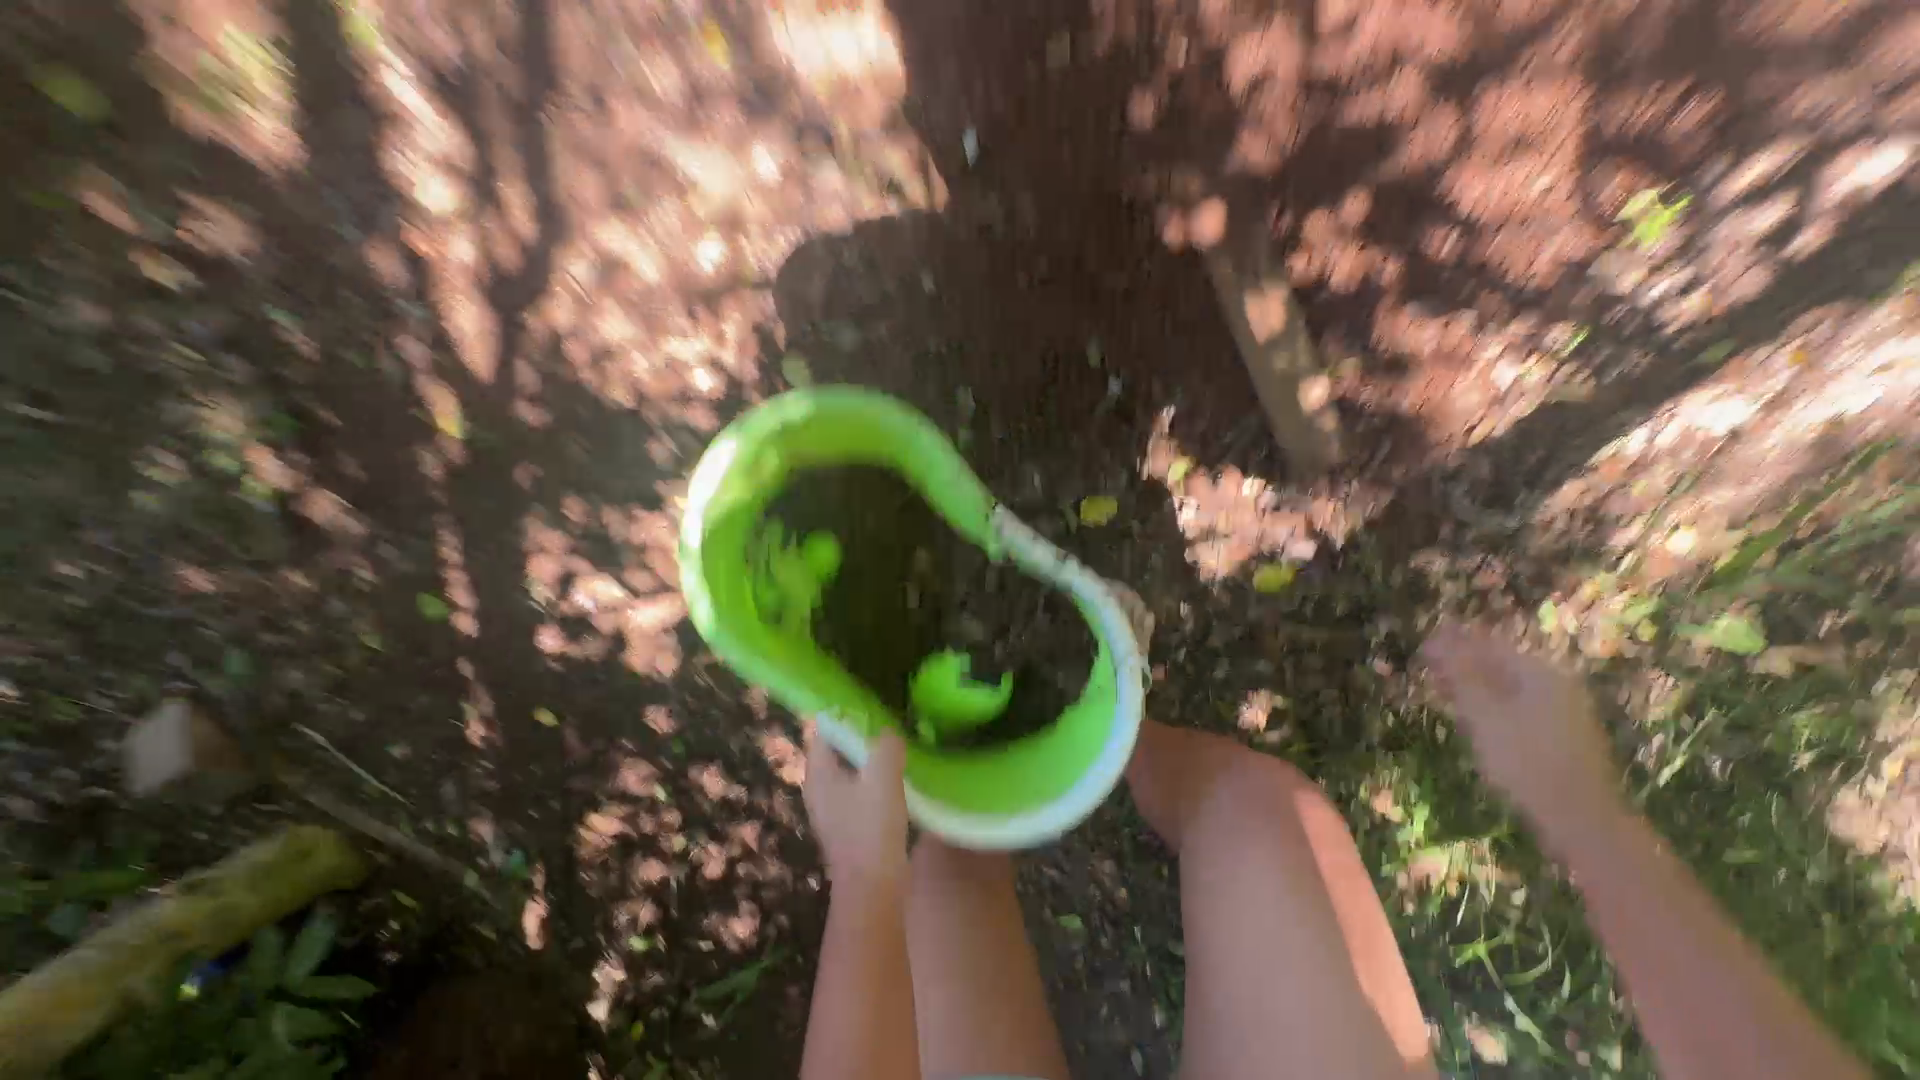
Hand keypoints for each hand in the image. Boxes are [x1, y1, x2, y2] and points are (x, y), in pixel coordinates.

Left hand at [803, 725, 909, 891]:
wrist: (872, 889)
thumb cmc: (872, 829)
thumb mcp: (883, 778)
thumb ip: (885, 747)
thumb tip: (888, 734)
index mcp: (818, 774)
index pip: (825, 730)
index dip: (848, 716)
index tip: (877, 711)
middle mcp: (817, 790)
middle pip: (838, 751)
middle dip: (863, 739)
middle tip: (893, 730)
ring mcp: (831, 811)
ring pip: (850, 773)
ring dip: (872, 763)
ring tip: (899, 754)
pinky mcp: (847, 827)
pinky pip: (859, 793)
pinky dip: (875, 784)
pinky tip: (897, 785)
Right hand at [1419, 622, 1618, 820]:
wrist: (1580, 816)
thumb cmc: (1526, 759)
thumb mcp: (1484, 715)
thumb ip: (1462, 676)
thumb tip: (1442, 642)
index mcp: (1540, 673)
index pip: (1489, 646)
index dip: (1453, 644)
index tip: (1422, 648)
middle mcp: (1556, 685)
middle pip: (1501, 665)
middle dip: (1463, 665)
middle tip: (1428, 670)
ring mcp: (1562, 712)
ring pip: (1509, 689)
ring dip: (1475, 687)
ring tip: (1443, 692)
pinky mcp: (1561, 737)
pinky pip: (1518, 709)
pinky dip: (1491, 707)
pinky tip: (1473, 718)